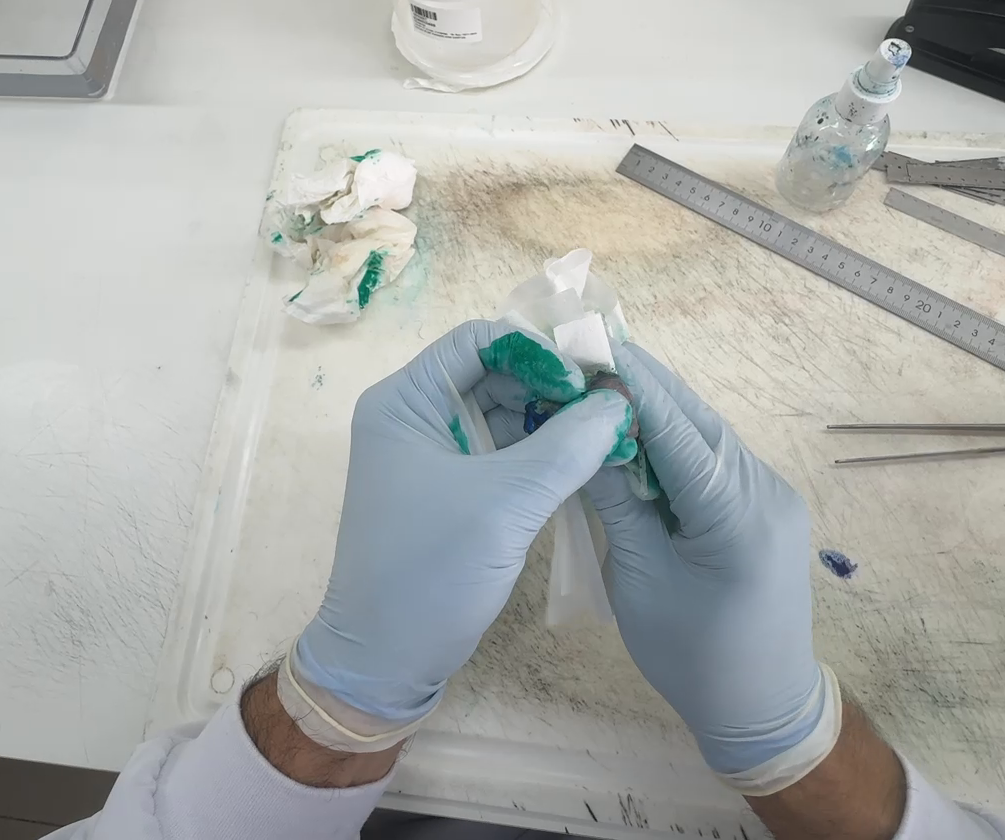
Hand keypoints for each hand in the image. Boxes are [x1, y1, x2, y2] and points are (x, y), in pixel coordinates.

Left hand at [290, 319, 635, 738]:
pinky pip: (505, 450)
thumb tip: (620, 402)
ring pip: (505, 412)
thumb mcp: (504, 505)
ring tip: (611, 427)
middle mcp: (417, 414)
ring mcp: (436, 451)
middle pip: (495, 374)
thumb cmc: (429, 572)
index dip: (537, 349)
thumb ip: (566, 447)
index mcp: (405, 400)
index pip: (477, 342)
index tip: (592, 372)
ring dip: (554, 419)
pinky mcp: (456, 486)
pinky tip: (588, 456)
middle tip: (614, 401)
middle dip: (553, 385)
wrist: (384, 661)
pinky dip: (544, 451)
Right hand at [587, 344, 837, 788]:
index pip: (674, 427)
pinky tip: (638, 423)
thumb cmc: (691, 656)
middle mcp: (765, 488)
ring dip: (656, 403)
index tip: (589, 344)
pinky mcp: (764, 501)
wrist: (764, 708)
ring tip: (605, 375)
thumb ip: (614, 499)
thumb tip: (585, 434)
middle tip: (588, 348)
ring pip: (705, 429)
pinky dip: (673, 433)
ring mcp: (771, 492)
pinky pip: (713, 453)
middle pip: (695, 417)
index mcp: (736, 514)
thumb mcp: (636, 577)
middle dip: (641, 381)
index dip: (630, 383)